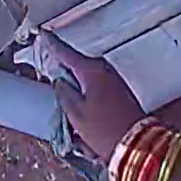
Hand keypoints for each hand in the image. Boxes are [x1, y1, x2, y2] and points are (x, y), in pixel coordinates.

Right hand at [44, 36, 145, 159]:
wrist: (137, 146)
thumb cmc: (106, 130)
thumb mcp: (76, 113)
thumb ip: (63, 92)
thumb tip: (59, 81)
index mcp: (91, 70)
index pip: (65, 52)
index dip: (52, 43)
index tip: (43, 34)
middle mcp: (104, 70)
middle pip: (76, 69)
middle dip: (66, 83)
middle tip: (58, 98)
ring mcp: (113, 80)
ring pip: (85, 85)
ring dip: (78, 101)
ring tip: (79, 126)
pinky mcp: (118, 93)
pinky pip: (96, 95)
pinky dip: (90, 109)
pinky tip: (90, 131)